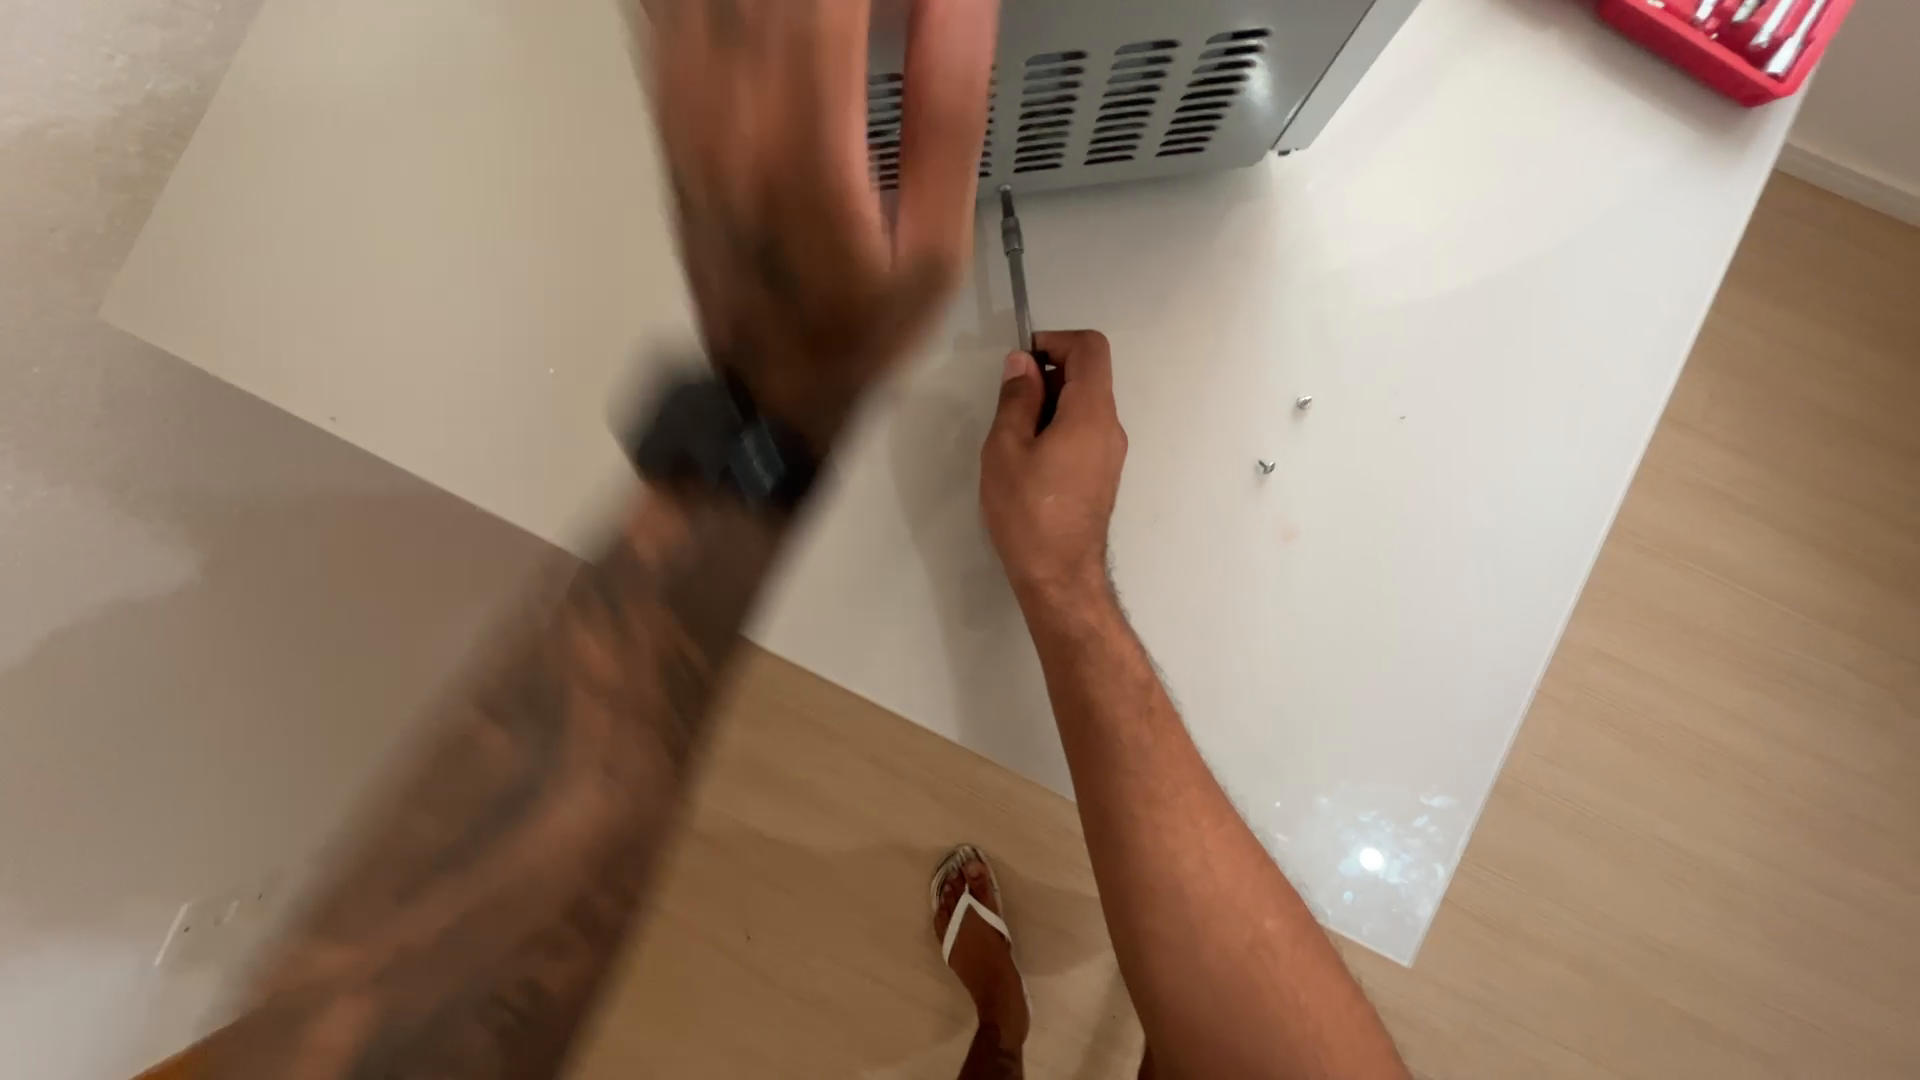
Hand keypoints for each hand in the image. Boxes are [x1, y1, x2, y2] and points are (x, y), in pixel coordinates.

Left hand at [636, 0, 999, 449]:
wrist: (772, 387)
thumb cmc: (853, 336)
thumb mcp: (935, 253)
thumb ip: (947, 116)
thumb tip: (960, 4)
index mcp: (806, 148)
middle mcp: (732, 118)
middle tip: (889, 7)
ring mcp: (690, 114)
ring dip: (788, 2)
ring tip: (845, 21)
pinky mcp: (675, 120)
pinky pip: (671, 12)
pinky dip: (725, 4)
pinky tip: (778, 24)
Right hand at [980, 330, 1128, 606]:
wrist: (1059, 577)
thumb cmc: (1028, 512)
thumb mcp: (1006, 449)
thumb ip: (1016, 399)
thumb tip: (1022, 364)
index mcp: (1091, 413)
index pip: (1090, 349)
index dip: (1056, 341)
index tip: (1022, 360)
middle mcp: (1110, 428)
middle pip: (1089, 376)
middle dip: (1047, 375)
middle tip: (1009, 404)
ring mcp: (1110, 455)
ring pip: (1085, 407)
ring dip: (1050, 405)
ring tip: (1014, 437)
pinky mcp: (1102, 476)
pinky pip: (1084, 433)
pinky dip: (1058, 428)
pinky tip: (1029, 460)